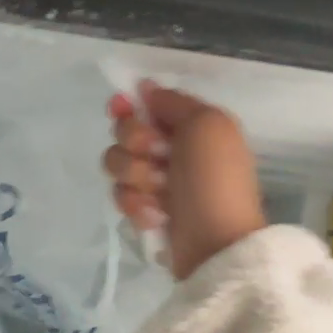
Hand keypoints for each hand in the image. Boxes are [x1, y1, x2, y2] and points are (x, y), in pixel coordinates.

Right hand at [104, 80, 265, 280]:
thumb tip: (145, 88)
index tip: (121, 108)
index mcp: (191, 124)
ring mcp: (158, 182)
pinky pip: (122, 197)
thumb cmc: (215, 181)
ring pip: (118, 165)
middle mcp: (172, 149)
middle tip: (157, 158)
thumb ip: (174, 102)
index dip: (129, 106)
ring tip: (160, 195)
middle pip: (124, 132)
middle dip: (133, 144)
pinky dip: (137, 205)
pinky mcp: (146, 210)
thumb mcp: (207, 125)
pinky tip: (157, 215)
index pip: (146, 105)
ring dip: (136, 178)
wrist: (215, 243)